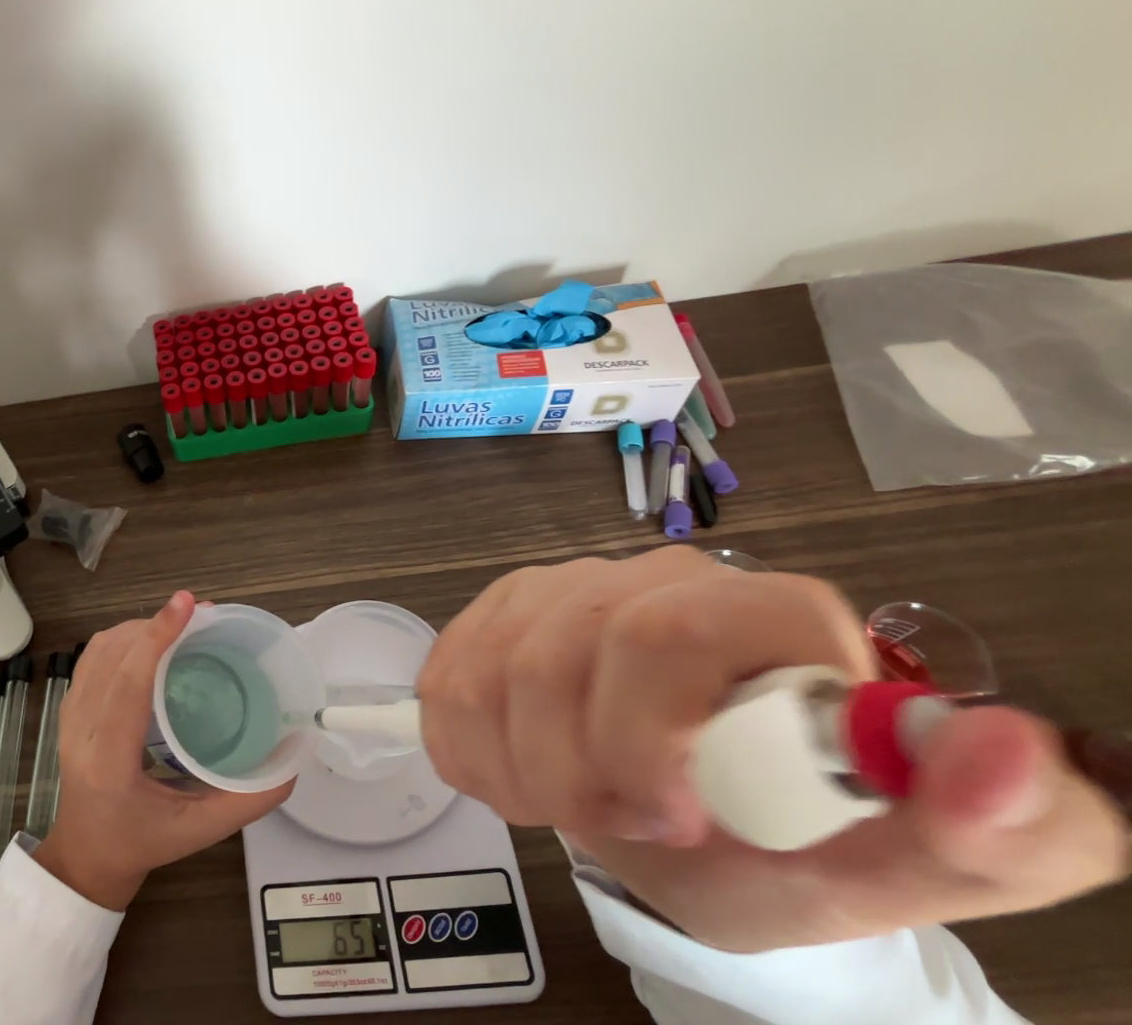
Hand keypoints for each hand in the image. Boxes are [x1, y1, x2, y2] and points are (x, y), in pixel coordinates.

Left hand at [33, 591, 293, 909]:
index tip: (187, 604)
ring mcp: (68, 717)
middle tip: (202, 615)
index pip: (128, 684)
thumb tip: (293, 756)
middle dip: (156, 625)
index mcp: (108, 760)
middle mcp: (80, 730)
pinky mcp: (68, 709)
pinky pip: (93, 659)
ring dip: (139, 628)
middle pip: (112, 656)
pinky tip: (154, 643)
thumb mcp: (199, 830)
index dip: (156, 637)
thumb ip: (247, 798)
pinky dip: (124, 640)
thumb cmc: (142, 844)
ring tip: (183, 625)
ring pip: (99, 651)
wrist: (86, 857)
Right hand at [418, 546, 1129, 950]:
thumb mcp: (912, 868)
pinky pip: (446, 680)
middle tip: (622, 829)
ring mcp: (557, 591)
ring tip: (574, 811)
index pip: (674, 632)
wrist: (698, 826)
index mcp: (765, 615)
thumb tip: (1001, 750)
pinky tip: (520, 776)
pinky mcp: (492, 618)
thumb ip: (995, 826)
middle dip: (571, 772)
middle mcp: (652, 579)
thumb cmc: (798, 844)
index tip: (674, 821)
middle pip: (560, 655)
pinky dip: (470, 754)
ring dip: (520, 772)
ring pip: (490, 672)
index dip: (645, 732)